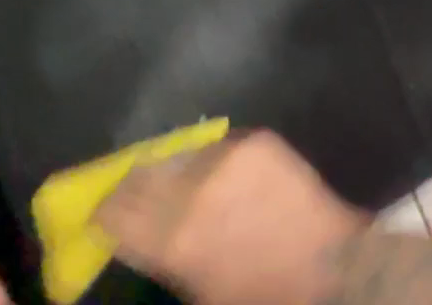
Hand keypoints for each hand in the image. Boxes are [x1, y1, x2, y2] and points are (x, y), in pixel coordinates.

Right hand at [95, 130, 369, 304]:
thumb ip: (164, 260)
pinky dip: (208, 160)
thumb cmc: (261, 295)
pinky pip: (216, 144)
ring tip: (172, 180)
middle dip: (128, 185)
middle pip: (140, 175)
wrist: (333, 268)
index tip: (97, 214)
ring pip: (177, 153)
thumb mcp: (200, 293)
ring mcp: (226, 160)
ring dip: (169, 169)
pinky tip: (215, 173)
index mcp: (174, 240)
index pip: (115, 213)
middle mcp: (193, 191)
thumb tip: (138, 234)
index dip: (102, 213)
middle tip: (125, 192)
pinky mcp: (255, 141)